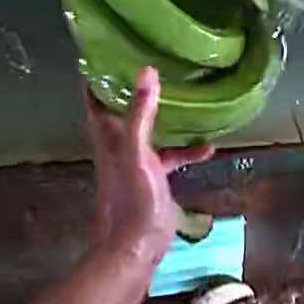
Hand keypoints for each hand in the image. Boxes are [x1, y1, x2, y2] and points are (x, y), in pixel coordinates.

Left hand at [84, 67, 212, 269]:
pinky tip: (207, 146)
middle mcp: (119, 147)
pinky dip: (186, 148)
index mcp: (109, 139)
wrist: (136, 250)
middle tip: (151, 63)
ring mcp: (136, 163)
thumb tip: (146, 71)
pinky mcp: (154, 178)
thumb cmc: (131, 199)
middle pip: (122, 111)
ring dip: (164, 115)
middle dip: (133, 89)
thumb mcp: (137, 153)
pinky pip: (171, 155)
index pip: (97, 102)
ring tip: (187, 95)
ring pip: (149, 131)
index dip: (97, 78)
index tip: (104, 53)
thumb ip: (141, 114)